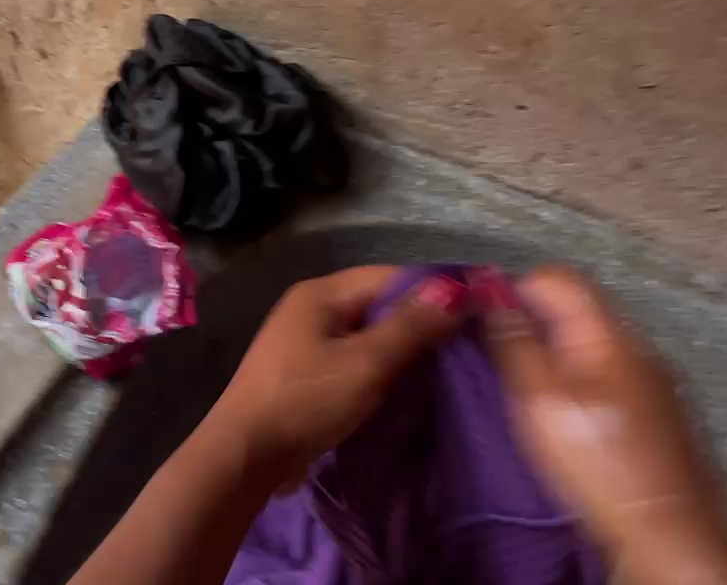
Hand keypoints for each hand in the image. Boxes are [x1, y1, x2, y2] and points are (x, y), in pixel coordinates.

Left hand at [204, 265, 465, 482]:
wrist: (249, 450)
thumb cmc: (306, 399)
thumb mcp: (365, 363)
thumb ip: (408, 327)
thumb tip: (453, 288)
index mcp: (320, 293)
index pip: (387, 276)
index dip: (432, 291)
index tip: (477, 314)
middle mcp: (312, 307)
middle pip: (377, 303)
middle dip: (420, 322)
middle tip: (470, 348)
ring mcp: (306, 338)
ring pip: (368, 333)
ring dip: (402, 349)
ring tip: (449, 370)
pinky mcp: (307, 370)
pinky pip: (354, 357)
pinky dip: (381, 368)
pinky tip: (409, 389)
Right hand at [477, 266, 726, 584]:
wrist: (676, 543)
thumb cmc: (597, 463)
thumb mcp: (538, 397)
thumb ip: (511, 337)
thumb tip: (487, 286)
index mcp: (610, 334)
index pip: (556, 275)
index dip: (514, 286)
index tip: (482, 317)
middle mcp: (638, 344)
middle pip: (575, 302)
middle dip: (530, 315)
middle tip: (495, 352)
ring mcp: (654, 377)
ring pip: (588, 335)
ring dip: (551, 343)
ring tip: (522, 380)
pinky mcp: (658, 408)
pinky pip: (605, 364)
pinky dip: (575, 369)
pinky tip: (562, 406)